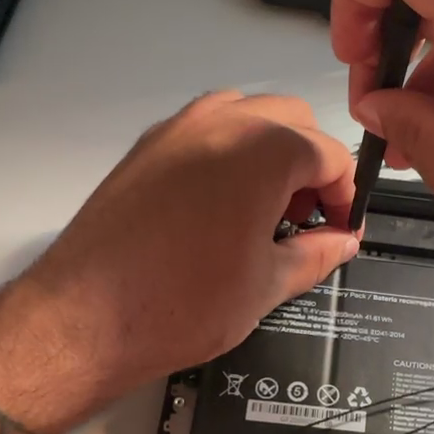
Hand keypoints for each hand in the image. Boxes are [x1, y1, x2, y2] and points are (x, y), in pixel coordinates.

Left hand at [0, 93, 359, 432]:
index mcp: (263, 151)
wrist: (86, 318)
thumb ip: (317, 254)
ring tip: (265, 209)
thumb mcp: (267, 284)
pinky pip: (206, 130)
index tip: (341, 227)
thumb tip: (341, 241)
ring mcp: (178, 129)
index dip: (346, 193)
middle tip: (308, 218)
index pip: (329, 152)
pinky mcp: (147, 147)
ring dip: (271, 150)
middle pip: (291, 120)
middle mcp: (221, 123)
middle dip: (312, 163)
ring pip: (247, 115)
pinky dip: (230, 153)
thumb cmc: (180, 303)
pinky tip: (223, 207)